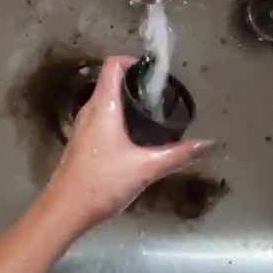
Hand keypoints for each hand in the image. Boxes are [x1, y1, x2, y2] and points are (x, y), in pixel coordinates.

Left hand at [43, 56, 215, 230]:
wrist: (65, 211)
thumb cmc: (102, 183)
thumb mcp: (145, 168)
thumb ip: (177, 155)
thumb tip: (207, 143)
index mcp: (103, 105)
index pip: (113, 64)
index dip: (133, 61)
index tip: (154, 74)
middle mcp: (90, 109)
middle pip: (111, 81)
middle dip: (136, 83)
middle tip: (160, 97)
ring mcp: (83, 126)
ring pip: (106, 101)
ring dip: (127, 102)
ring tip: (151, 116)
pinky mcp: (82, 142)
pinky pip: (101, 118)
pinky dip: (118, 118)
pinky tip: (133, 139)